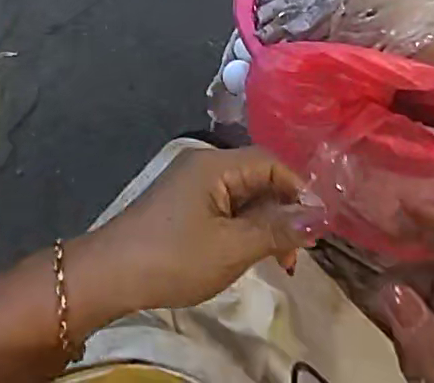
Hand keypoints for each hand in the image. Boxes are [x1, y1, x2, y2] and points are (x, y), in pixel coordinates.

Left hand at [69, 147, 306, 320]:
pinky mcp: (185, 202)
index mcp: (214, 163)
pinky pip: (226, 205)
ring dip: (266, 223)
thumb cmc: (175, 256)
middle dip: (284, 210)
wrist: (113, 272)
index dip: (299, 189)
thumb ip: (276, 229)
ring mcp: (192, 182)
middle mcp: (204, 163)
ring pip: (243, 194)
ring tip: (281, 262)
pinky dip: (245, 227)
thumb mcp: (232, 247)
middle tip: (299, 254)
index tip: (320, 227)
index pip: (269, 161)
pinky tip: (253, 253)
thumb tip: (319, 216)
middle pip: (257, 176)